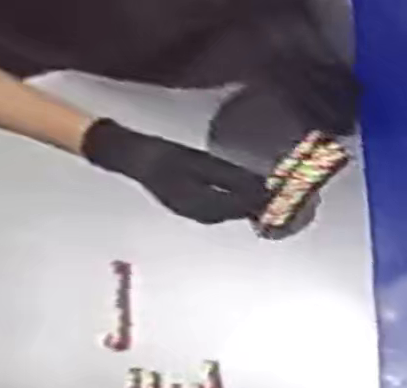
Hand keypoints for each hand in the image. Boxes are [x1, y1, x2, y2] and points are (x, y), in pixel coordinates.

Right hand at [81, 120, 268, 224]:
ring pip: (232, 213)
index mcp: (204, 204)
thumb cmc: (161, 154)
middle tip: (276, 195)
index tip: (281, 195)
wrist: (124, 152)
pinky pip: (221, 209)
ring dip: (248, 204)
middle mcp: (203, 215)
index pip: (245, 207)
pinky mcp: (192, 209)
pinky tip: (240, 194)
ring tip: (262, 193)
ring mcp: (197, 214)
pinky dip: (233, 203)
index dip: (265, 202)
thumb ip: (233, 177)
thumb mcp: (201, 162)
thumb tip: (262, 186)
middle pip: (241, 213)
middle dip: (259, 205)